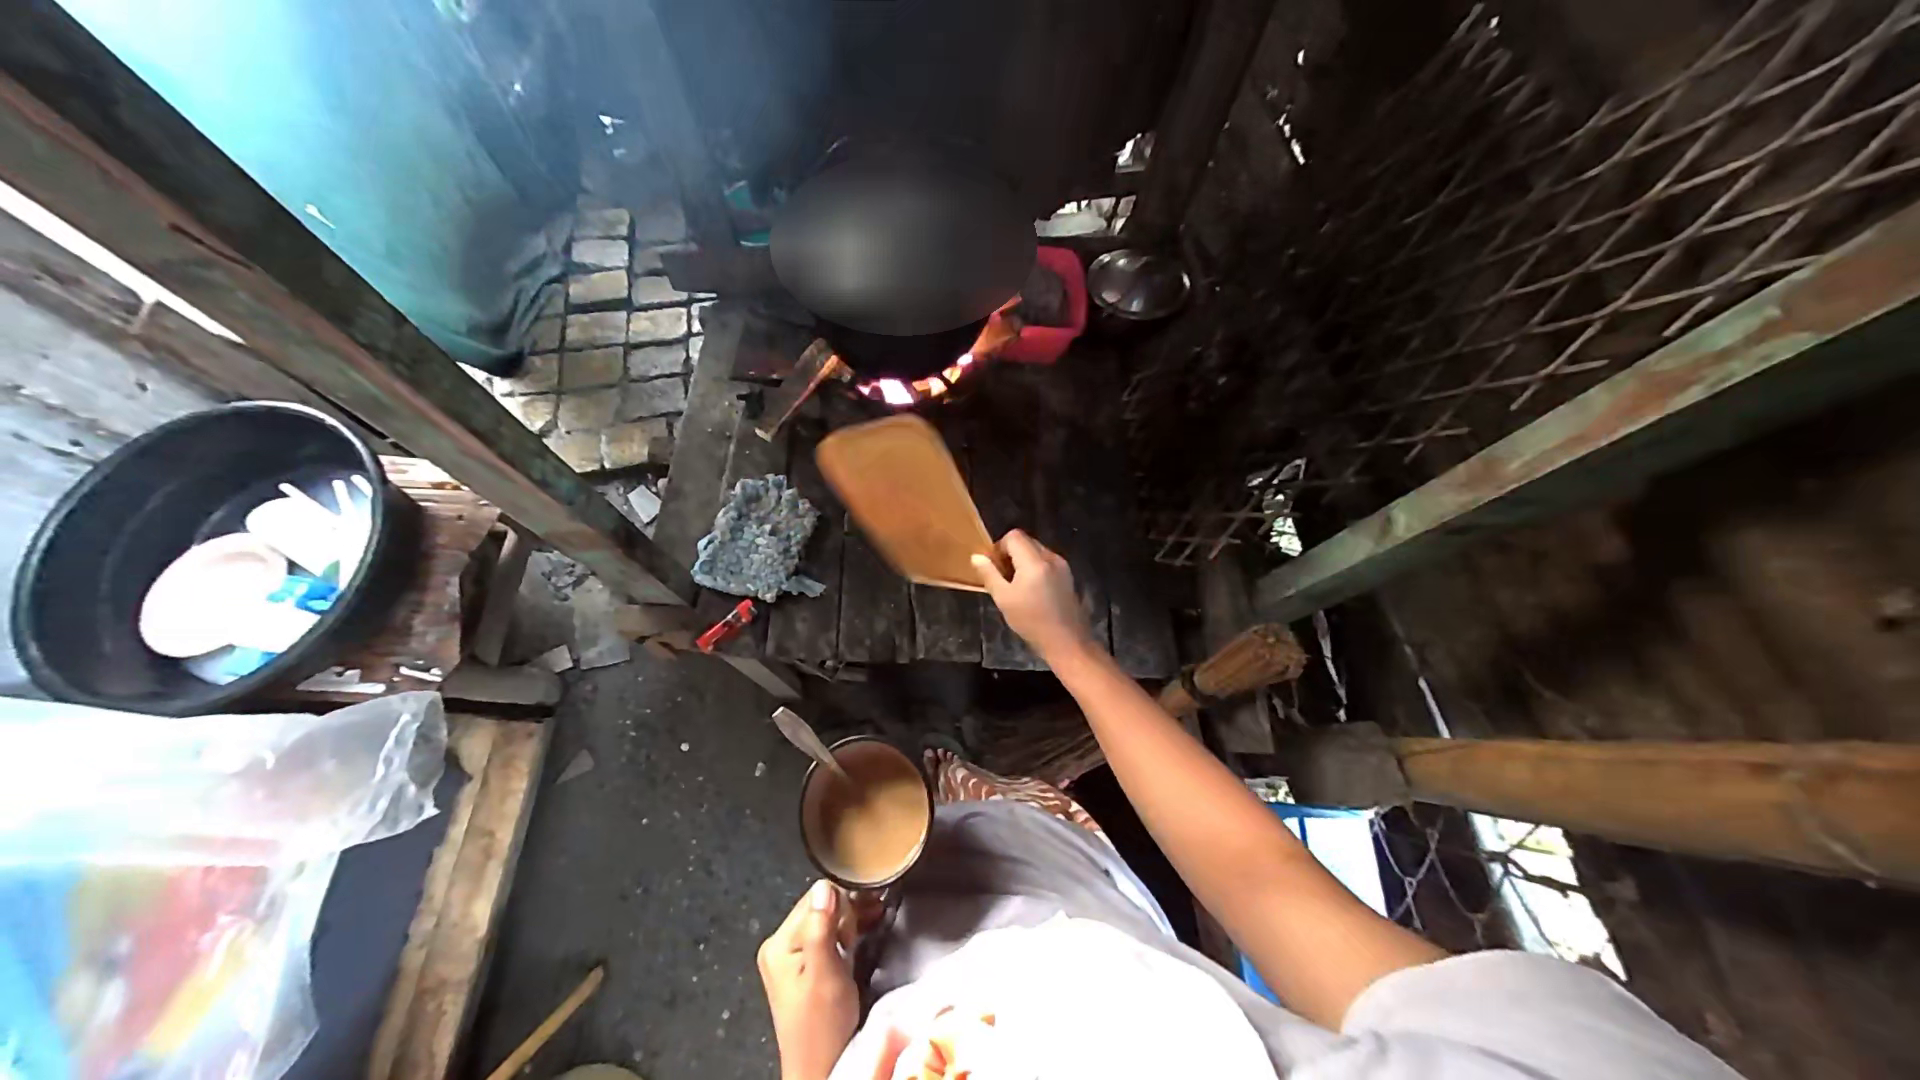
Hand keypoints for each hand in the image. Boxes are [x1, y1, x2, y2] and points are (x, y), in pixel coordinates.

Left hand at [758, 880, 860, 1079]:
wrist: (821, 1072)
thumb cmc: (823, 1027)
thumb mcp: (825, 974)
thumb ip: (821, 928)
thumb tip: (825, 885)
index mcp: (779, 944)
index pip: (815, 899)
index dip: (844, 902)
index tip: (866, 915)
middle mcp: (780, 945)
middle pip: (820, 907)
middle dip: (849, 910)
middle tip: (871, 921)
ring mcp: (791, 957)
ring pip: (826, 919)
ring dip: (850, 920)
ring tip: (871, 924)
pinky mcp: (805, 968)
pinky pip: (827, 936)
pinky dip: (846, 933)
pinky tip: (863, 933)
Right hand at [972, 529, 1091, 658]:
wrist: (1067, 641)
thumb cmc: (1031, 621)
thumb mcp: (1004, 599)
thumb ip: (989, 574)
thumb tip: (977, 557)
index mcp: (1034, 561)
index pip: (1014, 536)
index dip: (999, 547)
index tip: (994, 567)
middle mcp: (1050, 557)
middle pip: (1026, 541)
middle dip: (1011, 554)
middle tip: (1003, 577)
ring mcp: (1062, 566)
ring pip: (1036, 551)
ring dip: (1023, 561)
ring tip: (1016, 586)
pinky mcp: (1067, 576)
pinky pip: (1046, 562)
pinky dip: (1035, 569)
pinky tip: (1032, 591)